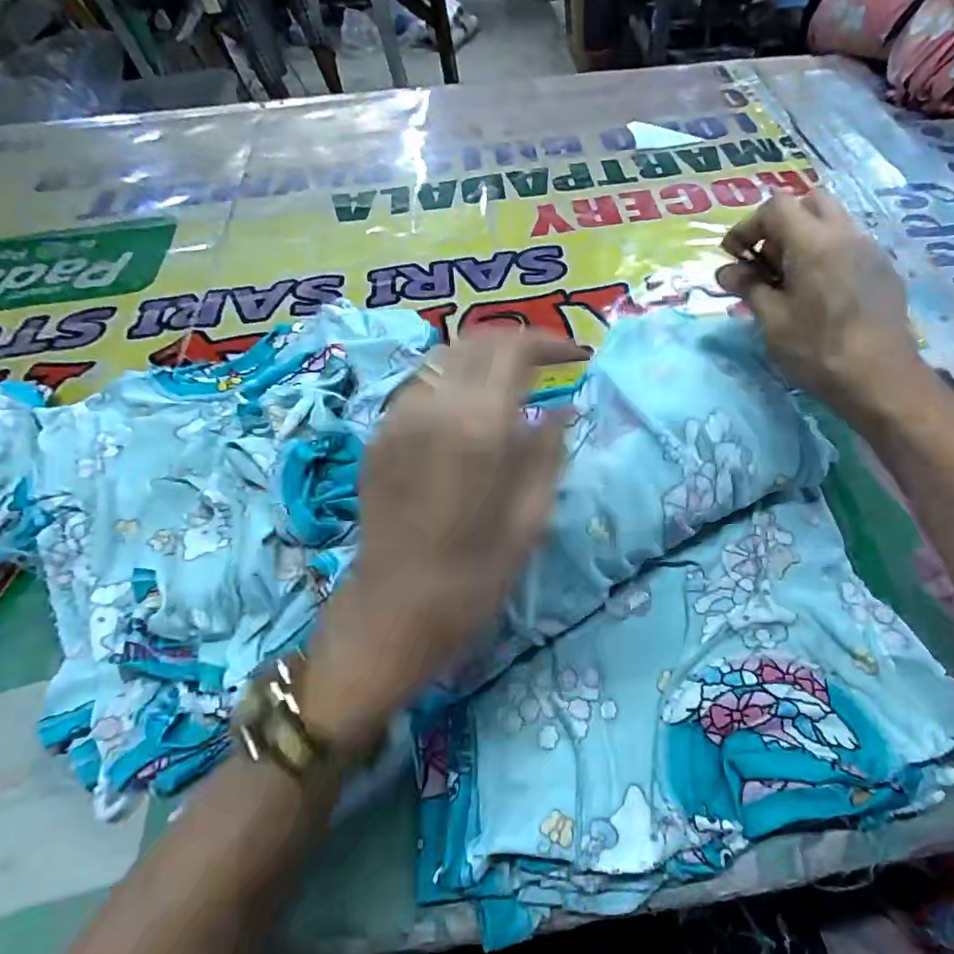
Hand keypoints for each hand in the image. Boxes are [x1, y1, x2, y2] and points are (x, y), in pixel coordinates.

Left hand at [299, 331, 584, 754]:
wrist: (392, 612)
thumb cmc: (472, 578)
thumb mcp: (529, 519)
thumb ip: (547, 452)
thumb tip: (562, 409)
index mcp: (477, 425)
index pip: (514, 348)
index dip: (550, 342)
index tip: (576, 357)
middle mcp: (432, 406)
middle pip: (475, 341)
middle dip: (516, 344)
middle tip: (546, 367)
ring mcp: (397, 418)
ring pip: (443, 359)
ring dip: (481, 360)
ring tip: (509, 388)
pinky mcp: (377, 436)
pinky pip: (420, 388)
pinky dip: (451, 384)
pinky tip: (466, 416)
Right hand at [715, 190, 925, 420]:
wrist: (880, 378)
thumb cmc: (817, 349)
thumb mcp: (772, 321)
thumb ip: (749, 288)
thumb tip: (726, 271)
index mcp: (814, 242)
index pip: (776, 206)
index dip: (748, 226)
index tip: (734, 256)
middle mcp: (846, 234)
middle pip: (810, 202)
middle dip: (781, 223)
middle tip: (765, 261)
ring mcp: (870, 250)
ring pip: (834, 222)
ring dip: (806, 238)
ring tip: (789, 279)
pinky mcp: (883, 271)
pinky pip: (850, 246)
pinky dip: (827, 255)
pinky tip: (818, 293)